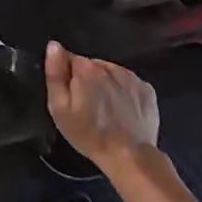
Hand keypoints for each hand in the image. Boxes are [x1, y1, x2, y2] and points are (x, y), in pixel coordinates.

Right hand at [44, 42, 158, 171]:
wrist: (129, 156)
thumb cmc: (88, 134)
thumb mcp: (60, 108)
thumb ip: (55, 74)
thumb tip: (54, 45)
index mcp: (88, 69)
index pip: (71, 60)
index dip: (67, 78)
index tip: (70, 97)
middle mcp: (111, 67)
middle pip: (92, 67)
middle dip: (87, 81)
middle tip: (86, 107)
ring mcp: (133, 77)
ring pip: (112, 74)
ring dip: (106, 85)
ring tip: (105, 111)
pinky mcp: (147, 89)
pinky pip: (129, 84)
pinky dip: (124, 93)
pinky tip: (122, 112)